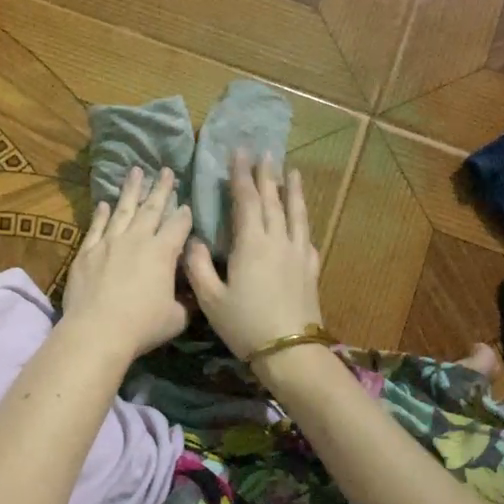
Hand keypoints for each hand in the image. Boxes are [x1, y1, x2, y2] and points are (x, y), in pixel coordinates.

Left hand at [62, 166, 192, 359]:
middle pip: (151, 208)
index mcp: (163, 252)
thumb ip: (185, 303)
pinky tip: (104, 203)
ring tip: (136, 172)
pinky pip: (96, 227)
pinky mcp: (86, 252)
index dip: (184, 215)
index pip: (178, 225)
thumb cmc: (142, 326)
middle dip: (160, 188)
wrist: (96, 330)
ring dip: (131, 190)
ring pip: (122, 209)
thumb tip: (191, 296)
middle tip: (165, 170)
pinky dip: (101, 214)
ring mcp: (108, 242)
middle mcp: (137, 239)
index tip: (186, 205)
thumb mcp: (176, 318)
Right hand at [185, 149, 323, 358]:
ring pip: (295, 213)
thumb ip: (198, 266)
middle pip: (272, 200)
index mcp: (251, 244)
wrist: (290, 351)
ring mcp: (298, 253)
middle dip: (266, 174)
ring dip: (291, 190)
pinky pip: (307, 236)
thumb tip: (193, 240)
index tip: (238, 153)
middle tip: (263, 152)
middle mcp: (277, 241)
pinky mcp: (310, 269)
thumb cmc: (244, 325)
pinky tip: (301, 220)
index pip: (246, 200)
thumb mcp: (210, 299)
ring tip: (291, 171)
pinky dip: (302, 221)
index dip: (240, 176)